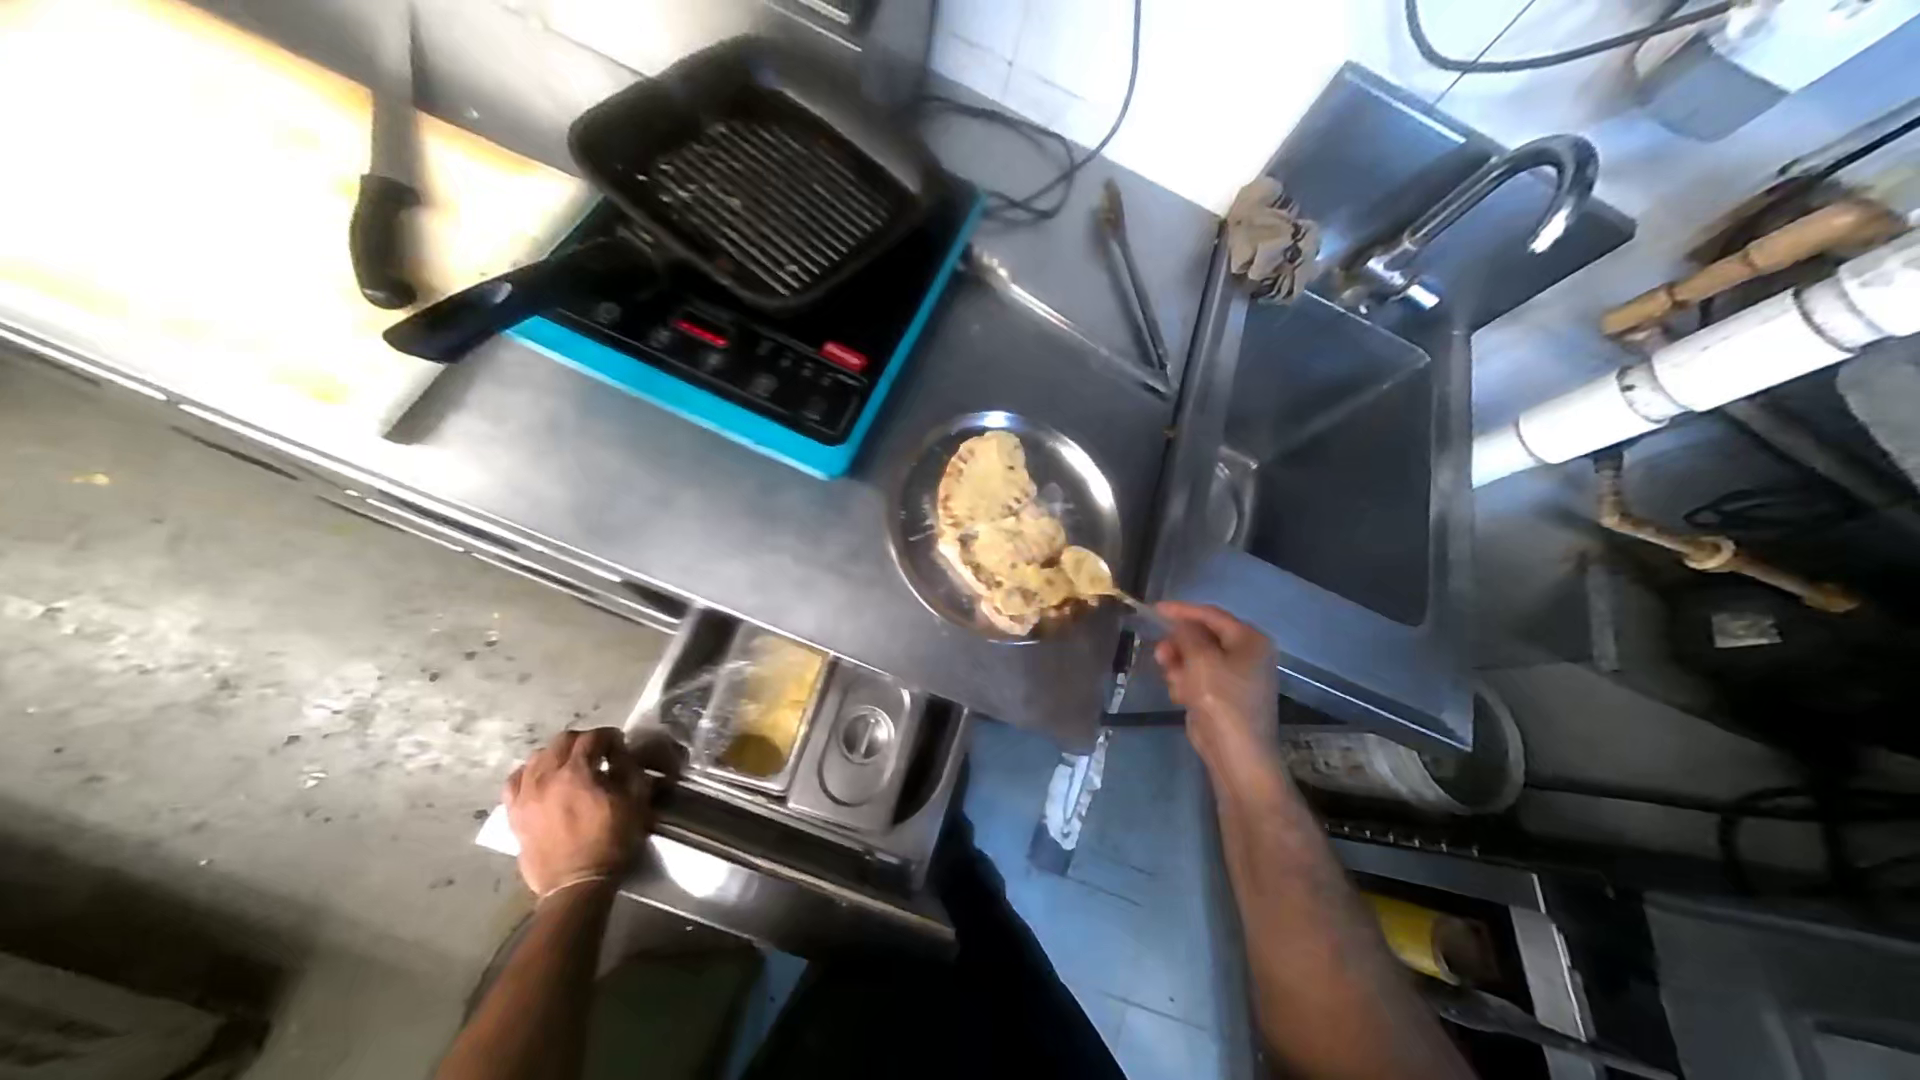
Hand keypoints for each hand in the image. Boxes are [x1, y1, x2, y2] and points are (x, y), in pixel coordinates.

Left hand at [504, 728, 649, 898]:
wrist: (576, 883)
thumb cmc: (611, 841)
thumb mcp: (635, 802)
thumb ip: (630, 771)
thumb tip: (621, 756)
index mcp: (577, 772)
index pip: (593, 737)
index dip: (610, 736)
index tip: (619, 746)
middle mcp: (546, 777)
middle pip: (562, 740)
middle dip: (584, 741)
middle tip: (598, 754)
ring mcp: (525, 795)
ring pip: (537, 757)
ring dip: (557, 755)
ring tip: (571, 767)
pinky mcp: (514, 813)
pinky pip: (515, 781)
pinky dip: (530, 774)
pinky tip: (541, 780)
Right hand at [1154, 602, 1281, 775]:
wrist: (1235, 752)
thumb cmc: (1222, 700)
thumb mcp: (1201, 659)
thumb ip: (1187, 634)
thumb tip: (1180, 623)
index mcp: (1250, 640)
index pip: (1211, 615)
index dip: (1181, 611)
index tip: (1154, 610)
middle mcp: (1247, 654)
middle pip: (1203, 637)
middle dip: (1179, 645)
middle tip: (1160, 654)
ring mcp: (1236, 676)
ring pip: (1196, 658)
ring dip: (1180, 667)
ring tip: (1174, 682)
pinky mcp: (1223, 695)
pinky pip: (1198, 678)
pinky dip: (1186, 683)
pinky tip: (1181, 696)